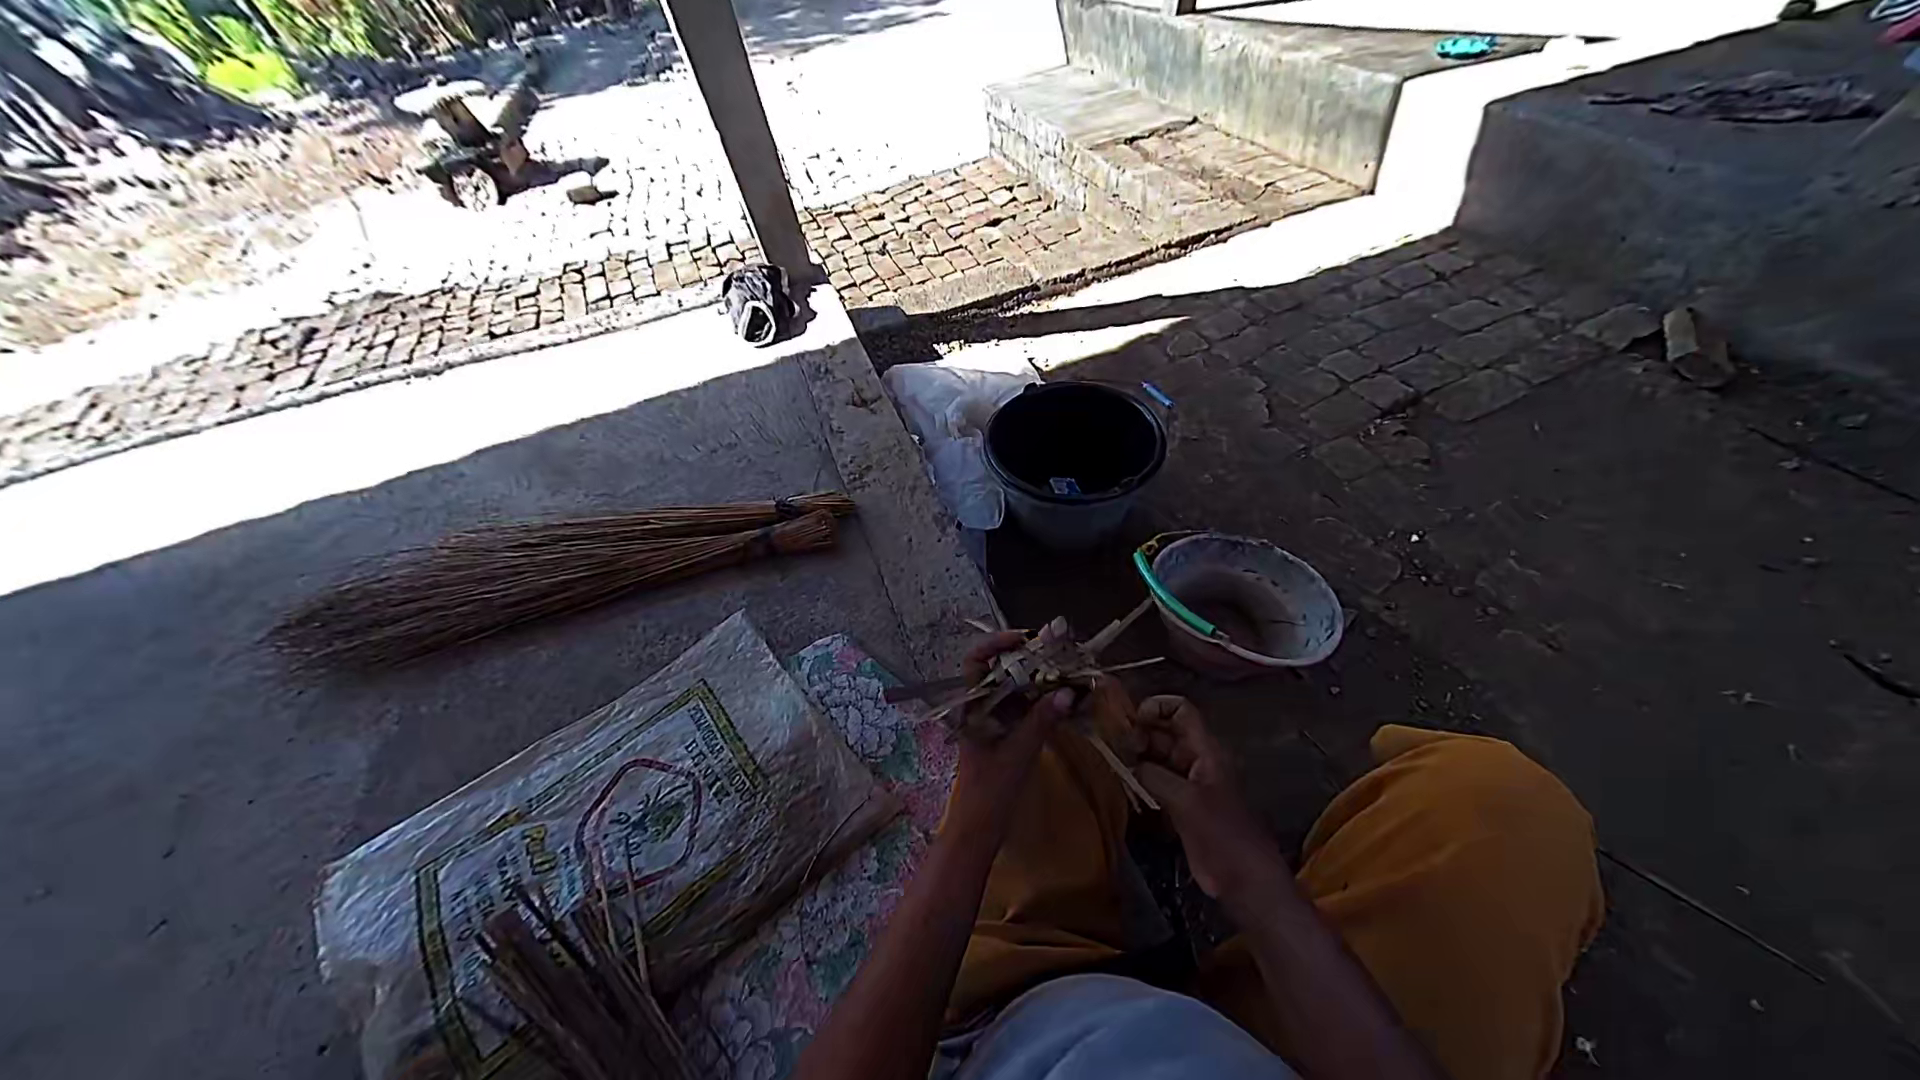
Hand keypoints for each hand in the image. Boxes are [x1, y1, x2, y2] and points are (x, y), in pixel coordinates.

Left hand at [946, 632, 1073, 835]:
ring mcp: (993, 719)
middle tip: (1059, 647)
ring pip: (1015, 686)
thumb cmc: (989, 792)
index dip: (996, 644)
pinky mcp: (1006, 731)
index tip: (1025, 639)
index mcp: (971, 707)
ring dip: (1040, 675)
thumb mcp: (1018, 754)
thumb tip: (1067, 693)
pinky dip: (1043, 697)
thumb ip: (1041, 721)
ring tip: (1067, 665)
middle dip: (1029, 656)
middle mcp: (980, 707)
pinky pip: (1024, 705)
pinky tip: (1065, 694)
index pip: (976, 661)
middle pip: (1001, 669)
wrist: (979, 828)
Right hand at [1134, 696, 1293, 917]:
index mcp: (1205, 749)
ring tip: (1115, 760)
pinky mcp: (1178, 803)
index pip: (1180, 710)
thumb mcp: (1187, 799)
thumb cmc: (1222, 833)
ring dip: (1135, 754)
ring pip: (1156, 755)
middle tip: (1120, 747)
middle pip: (1163, 731)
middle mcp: (1194, 759)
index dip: (1157, 707)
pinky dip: (1138, 775)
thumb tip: (1129, 764)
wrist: (1243, 878)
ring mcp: (1186, 781)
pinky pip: (1153, 778)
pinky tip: (1121, 779)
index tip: (1134, 721)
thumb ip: (1154, 775)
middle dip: (1140, 731)